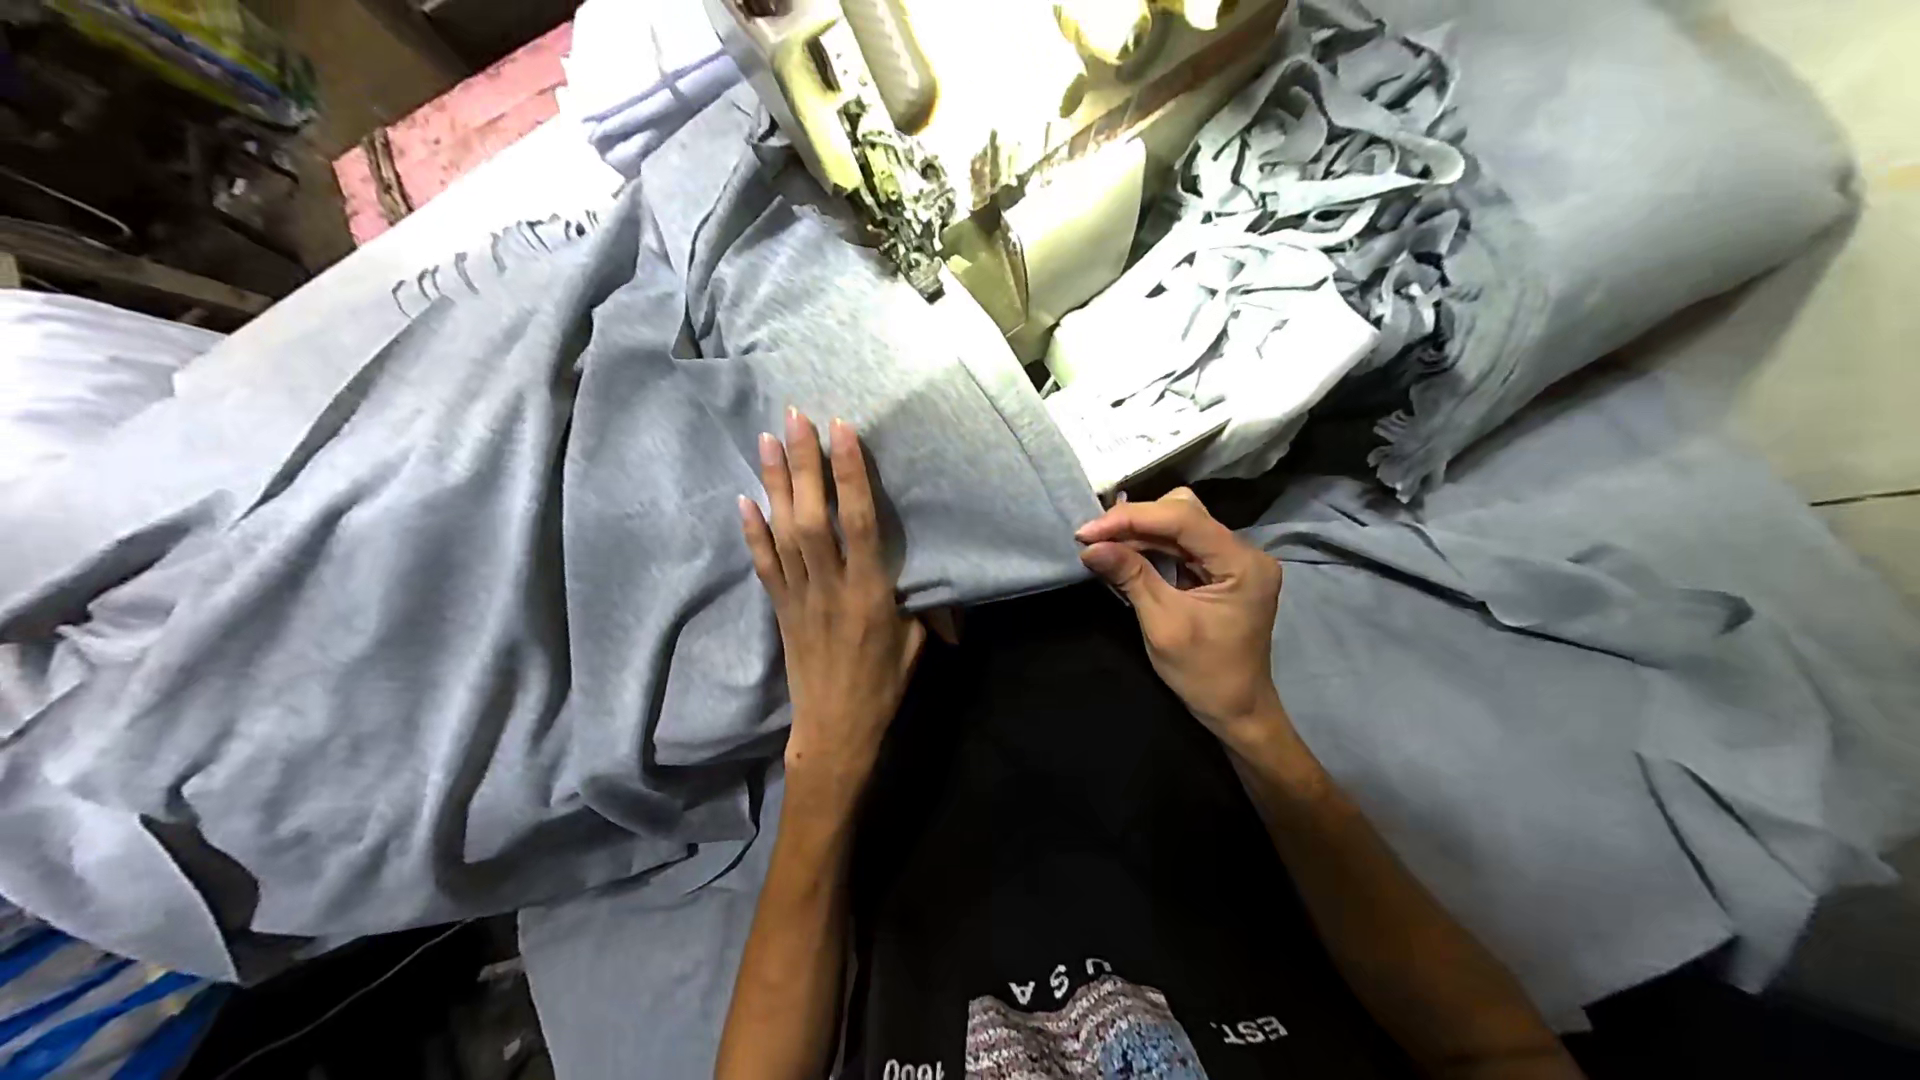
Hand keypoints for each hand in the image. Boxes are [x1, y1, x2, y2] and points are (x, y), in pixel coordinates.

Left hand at [740, 409, 925, 811]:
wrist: (836, 728)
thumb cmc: (885, 684)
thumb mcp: (917, 642)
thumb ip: (927, 604)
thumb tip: (944, 578)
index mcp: (870, 592)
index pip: (859, 522)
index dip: (850, 475)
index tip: (841, 431)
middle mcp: (830, 586)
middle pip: (812, 517)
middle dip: (803, 464)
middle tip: (794, 416)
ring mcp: (799, 596)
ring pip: (783, 533)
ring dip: (775, 484)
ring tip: (768, 438)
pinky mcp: (779, 609)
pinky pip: (763, 564)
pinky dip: (752, 530)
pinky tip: (743, 498)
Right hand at [1076, 488, 1285, 750]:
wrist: (1236, 710)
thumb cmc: (1204, 673)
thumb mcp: (1163, 624)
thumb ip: (1130, 577)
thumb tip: (1090, 547)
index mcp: (1242, 564)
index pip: (1183, 519)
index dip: (1132, 518)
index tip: (1088, 530)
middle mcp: (1244, 552)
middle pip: (1184, 513)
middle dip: (1135, 520)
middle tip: (1093, 536)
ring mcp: (1234, 560)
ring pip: (1181, 524)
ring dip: (1139, 531)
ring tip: (1101, 542)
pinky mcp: (1221, 570)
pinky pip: (1182, 544)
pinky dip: (1151, 546)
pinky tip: (1124, 551)